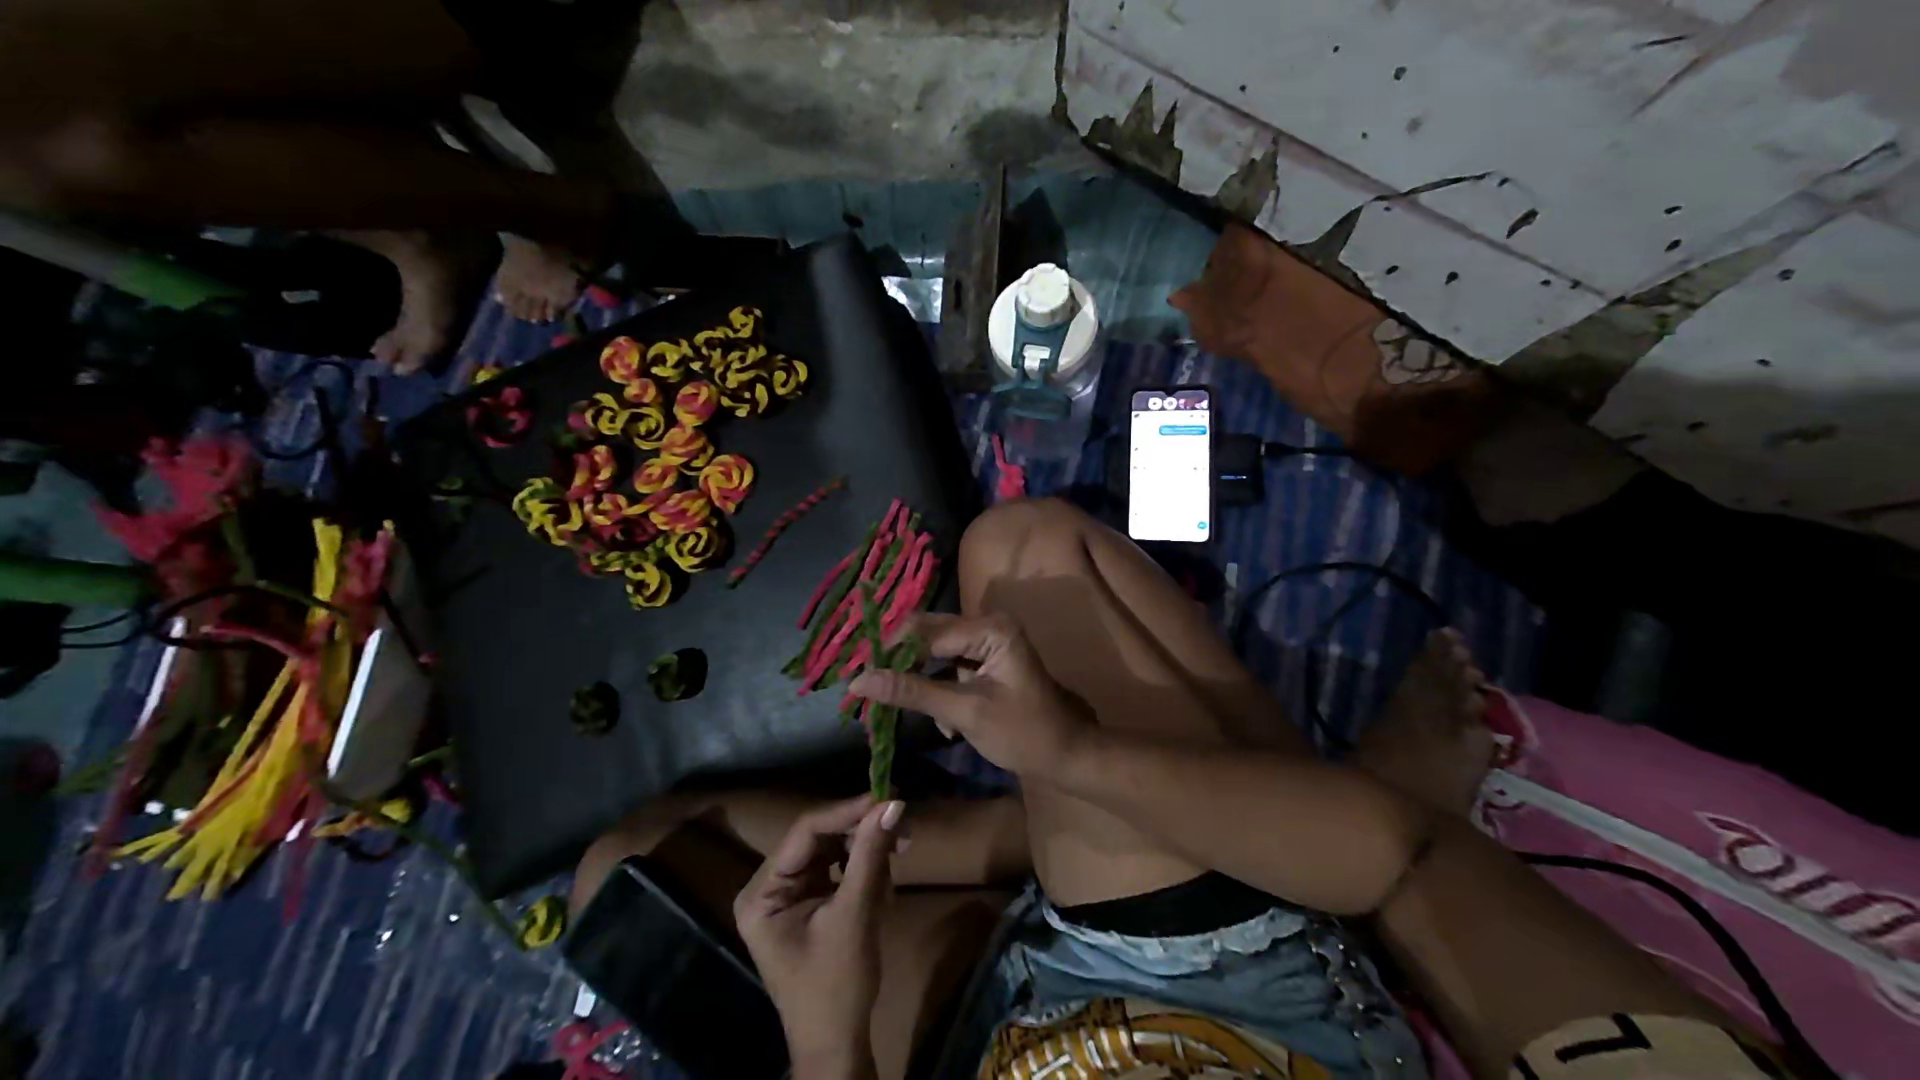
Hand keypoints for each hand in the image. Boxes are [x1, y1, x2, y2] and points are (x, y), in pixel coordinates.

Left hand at [734, 795, 903, 1078]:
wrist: (838, 1045)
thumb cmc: (836, 986)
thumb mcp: (854, 915)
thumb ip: (870, 854)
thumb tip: (894, 803)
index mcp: (762, 892)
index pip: (805, 832)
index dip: (847, 810)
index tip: (888, 795)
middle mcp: (769, 886)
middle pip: (819, 838)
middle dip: (861, 831)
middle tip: (902, 822)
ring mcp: (790, 895)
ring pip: (832, 850)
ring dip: (867, 849)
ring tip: (901, 851)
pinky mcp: (811, 903)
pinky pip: (838, 870)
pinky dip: (864, 868)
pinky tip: (886, 875)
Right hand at [849, 613, 1091, 779]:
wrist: (1067, 756)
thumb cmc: (1022, 733)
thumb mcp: (964, 713)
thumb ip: (912, 692)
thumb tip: (859, 681)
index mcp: (990, 629)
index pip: (926, 632)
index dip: (890, 653)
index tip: (857, 676)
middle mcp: (988, 625)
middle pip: (928, 635)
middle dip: (901, 664)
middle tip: (868, 688)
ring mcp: (987, 643)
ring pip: (935, 652)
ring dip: (921, 682)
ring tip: (908, 712)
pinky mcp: (985, 662)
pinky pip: (948, 667)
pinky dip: (938, 691)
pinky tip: (945, 724)